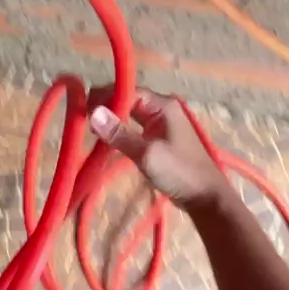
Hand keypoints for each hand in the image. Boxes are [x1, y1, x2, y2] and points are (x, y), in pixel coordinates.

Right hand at [86, 87, 231, 210]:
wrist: (206, 198)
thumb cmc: (180, 172)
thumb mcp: (147, 154)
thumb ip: (119, 133)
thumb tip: (92, 113)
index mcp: (163, 106)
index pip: (128, 91)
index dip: (104, 97)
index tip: (83, 108)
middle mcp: (161, 109)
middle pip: (127, 100)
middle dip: (105, 106)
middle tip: (82, 118)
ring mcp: (160, 124)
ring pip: (129, 113)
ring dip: (111, 118)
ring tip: (90, 128)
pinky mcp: (158, 138)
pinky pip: (133, 126)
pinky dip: (119, 129)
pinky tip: (106, 137)